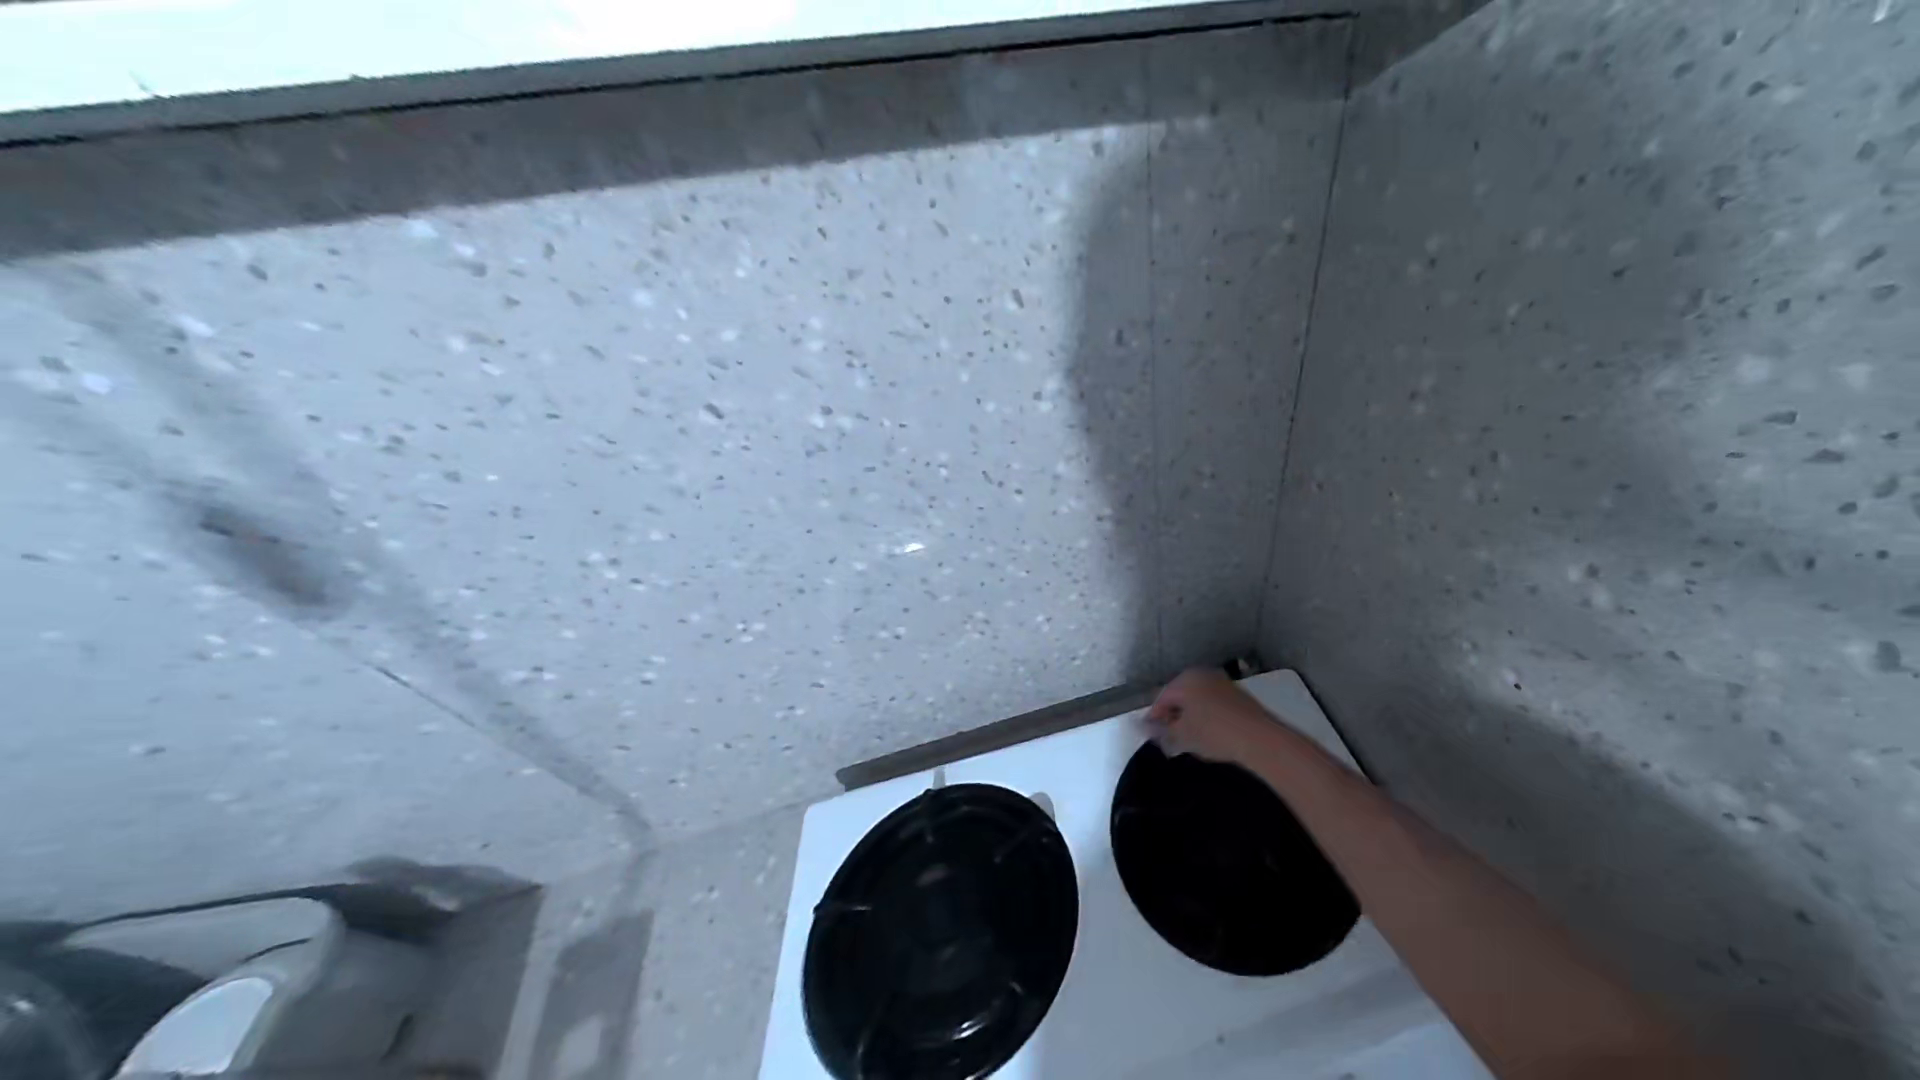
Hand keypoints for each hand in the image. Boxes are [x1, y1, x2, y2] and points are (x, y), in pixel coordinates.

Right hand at [1145, 667, 1276, 764]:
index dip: (1154, 717)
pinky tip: (1210, 731)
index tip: (1153, 734)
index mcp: (1185, 680)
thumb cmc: (1213, 733)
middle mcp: (1202, 674)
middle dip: (1173, 714)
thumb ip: (1160, 731)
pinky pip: (1213, 702)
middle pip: (1180, 695)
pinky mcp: (1239, 694)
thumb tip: (1144, 728)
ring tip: (1190, 736)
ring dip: (1191, 714)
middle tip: (1171, 735)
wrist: (1260, 738)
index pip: (1161, 698)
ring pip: (1198, 698)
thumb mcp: (1181, 735)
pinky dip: (1207, 714)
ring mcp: (1222, 682)